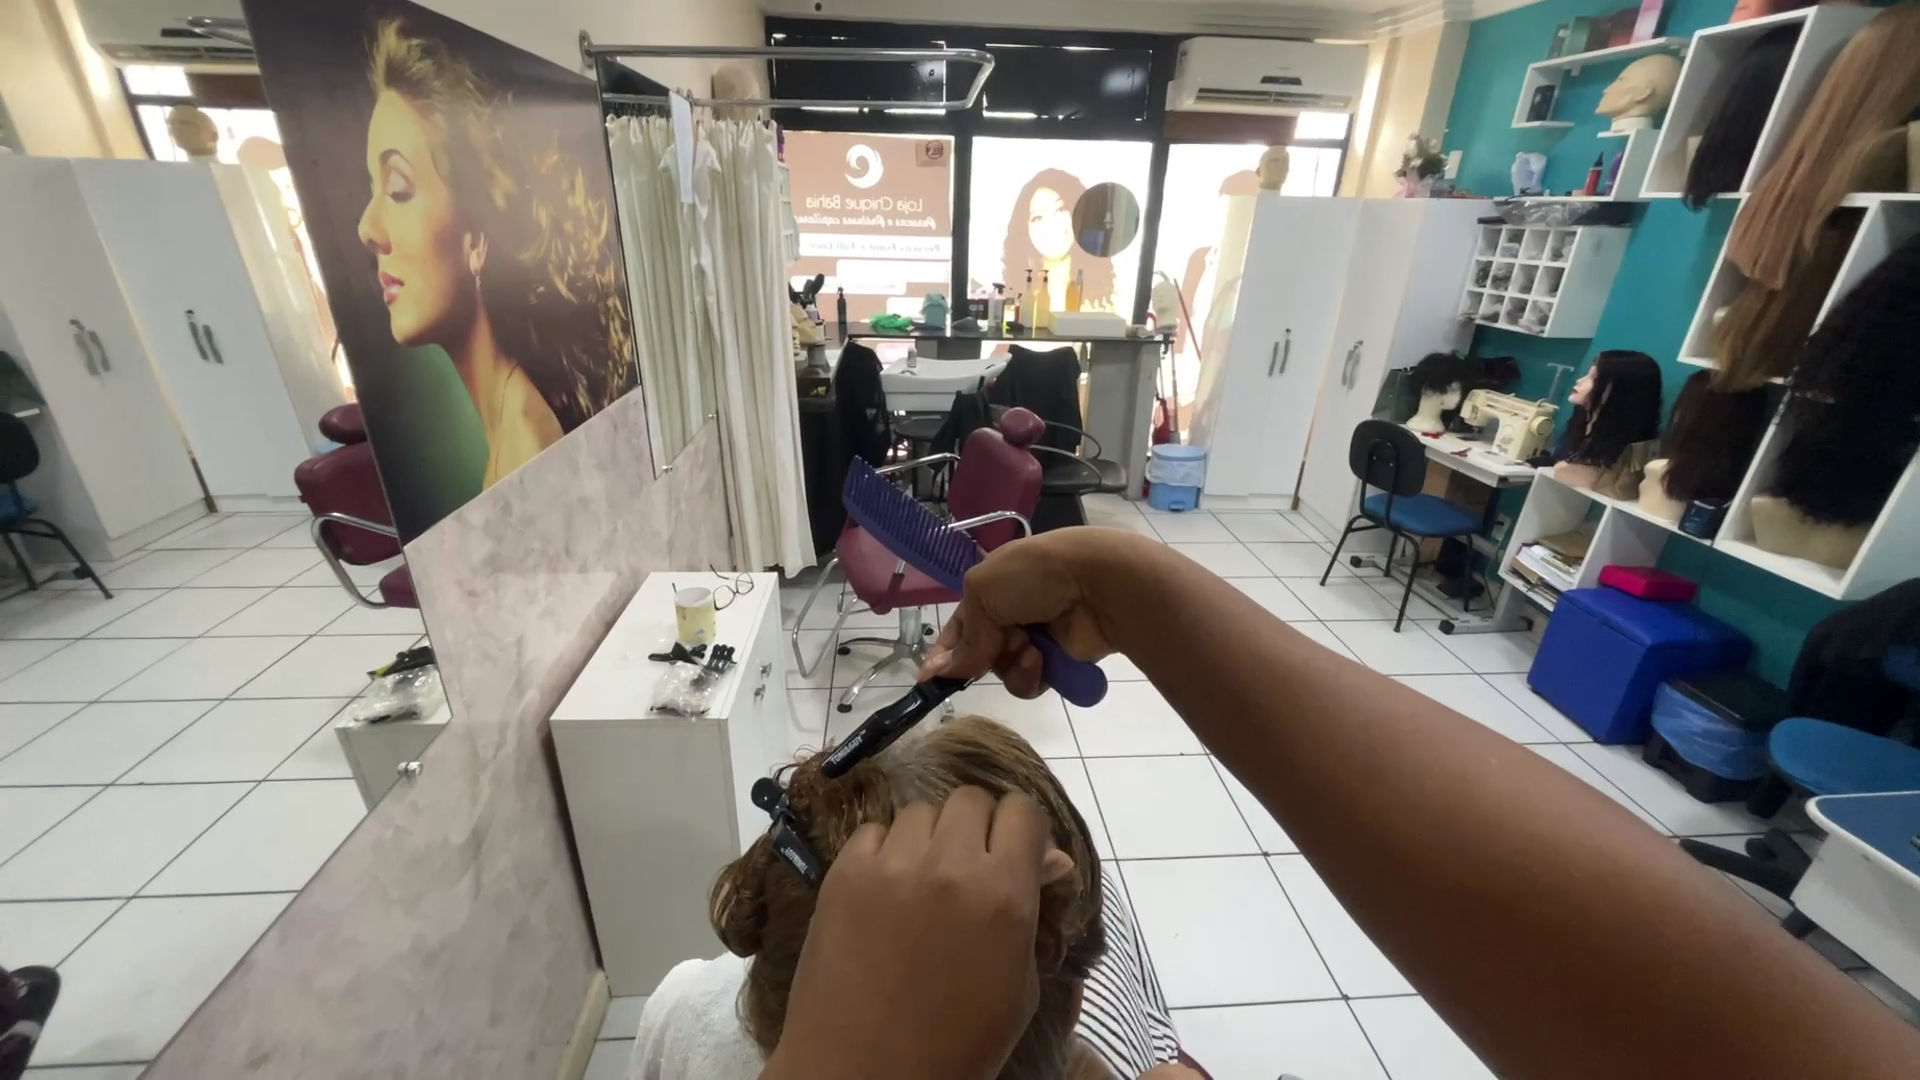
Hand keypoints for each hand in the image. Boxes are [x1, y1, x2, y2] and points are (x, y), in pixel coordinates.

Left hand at [762, 788, 1073, 1079]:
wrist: (862, 1076)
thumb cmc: (956, 1045)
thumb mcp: (1018, 988)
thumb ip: (1033, 911)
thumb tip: (1049, 857)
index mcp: (1004, 894)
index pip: (1023, 811)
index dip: (1022, 827)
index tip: (1014, 848)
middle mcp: (951, 864)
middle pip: (972, 799)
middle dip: (977, 825)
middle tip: (968, 864)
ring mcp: (894, 863)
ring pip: (922, 810)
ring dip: (930, 837)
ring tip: (921, 879)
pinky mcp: (846, 870)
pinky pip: (875, 830)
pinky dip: (884, 850)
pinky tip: (883, 888)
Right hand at [921, 528, 1151, 697]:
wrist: (1097, 584)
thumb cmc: (1034, 576)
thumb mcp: (983, 592)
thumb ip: (965, 636)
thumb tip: (944, 672)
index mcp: (989, 588)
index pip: (958, 627)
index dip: (943, 652)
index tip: (926, 680)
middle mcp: (1009, 613)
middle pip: (978, 653)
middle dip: (982, 654)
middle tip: (998, 643)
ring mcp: (1033, 638)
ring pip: (1002, 670)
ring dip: (1010, 662)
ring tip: (1030, 646)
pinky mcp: (1055, 661)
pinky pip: (1027, 682)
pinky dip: (1030, 675)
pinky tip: (1042, 659)